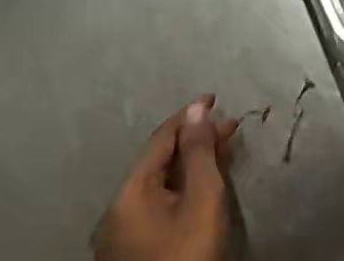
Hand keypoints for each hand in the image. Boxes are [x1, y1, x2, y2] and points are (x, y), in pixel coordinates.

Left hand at [93, 96, 241, 260]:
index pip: (160, 138)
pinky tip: (201, 189)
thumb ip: (200, 152)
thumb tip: (197, 110)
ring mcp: (120, 239)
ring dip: (190, 166)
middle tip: (228, 128)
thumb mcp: (202, 200)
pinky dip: (180, 191)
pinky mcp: (132, 257)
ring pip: (158, 186)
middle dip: (194, 141)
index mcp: (126, 193)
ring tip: (220, 152)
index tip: (216, 99)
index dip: (189, 116)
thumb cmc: (189, 258)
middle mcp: (115, 212)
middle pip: (158, 162)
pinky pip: (157, 209)